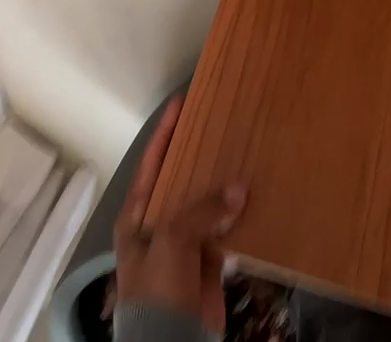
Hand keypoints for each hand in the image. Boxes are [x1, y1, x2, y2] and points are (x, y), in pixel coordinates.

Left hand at [116, 96, 248, 331]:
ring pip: (204, 203)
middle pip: (179, 179)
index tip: (180, 102)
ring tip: (241, 150)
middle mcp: (157, 224)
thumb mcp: (172, 240)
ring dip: (221, 183)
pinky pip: (222, 229)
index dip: (164, 133)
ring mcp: (182, 243)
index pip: (151, 164)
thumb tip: (239, 189)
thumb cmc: (159, 286)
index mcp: (137, 217)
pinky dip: (237, 214)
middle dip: (197, 154)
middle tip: (218, 122)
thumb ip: (202, 210)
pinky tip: (254, 195)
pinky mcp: (205, 261)